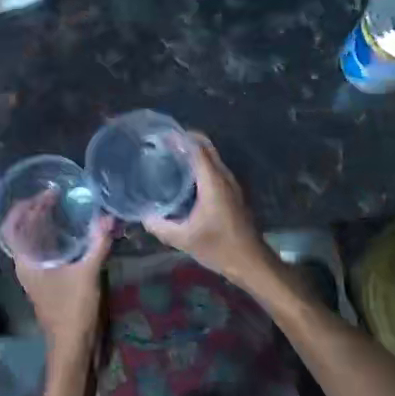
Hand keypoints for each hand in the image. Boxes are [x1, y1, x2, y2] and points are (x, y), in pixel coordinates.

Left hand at [13, 208, 115, 369]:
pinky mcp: (50, 279)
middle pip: (25, 230)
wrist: (72, 347)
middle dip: (39, 210)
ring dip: (48, 222)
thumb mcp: (87, 274)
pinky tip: (76, 230)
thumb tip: (108, 217)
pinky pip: (48, 250)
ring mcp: (37, 274)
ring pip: (36, 240)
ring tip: (68, 206)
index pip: (13, 226)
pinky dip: (57, 236)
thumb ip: (98, 244)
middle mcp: (27, 265)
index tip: (46, 192)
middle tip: (61, 194)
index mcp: (26, 262)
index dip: (25, 206)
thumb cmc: (72, 310)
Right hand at [145, 134, 279, 288]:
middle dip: (187, 140)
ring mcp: (232, 183)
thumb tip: (144, 216)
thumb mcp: (185, 240)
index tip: (162, 135)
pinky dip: (202, 164)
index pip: (197, 149)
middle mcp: (224, 177)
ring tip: (172, 157)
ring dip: (195, 152)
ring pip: (213, 157)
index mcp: (213, 182)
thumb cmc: (219, 247)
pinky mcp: (233, 192)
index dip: (180, 139)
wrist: (250, 260)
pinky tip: (186, 177)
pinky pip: (216, 168)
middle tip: (164, 144)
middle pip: (207, 147)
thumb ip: (162, 227)